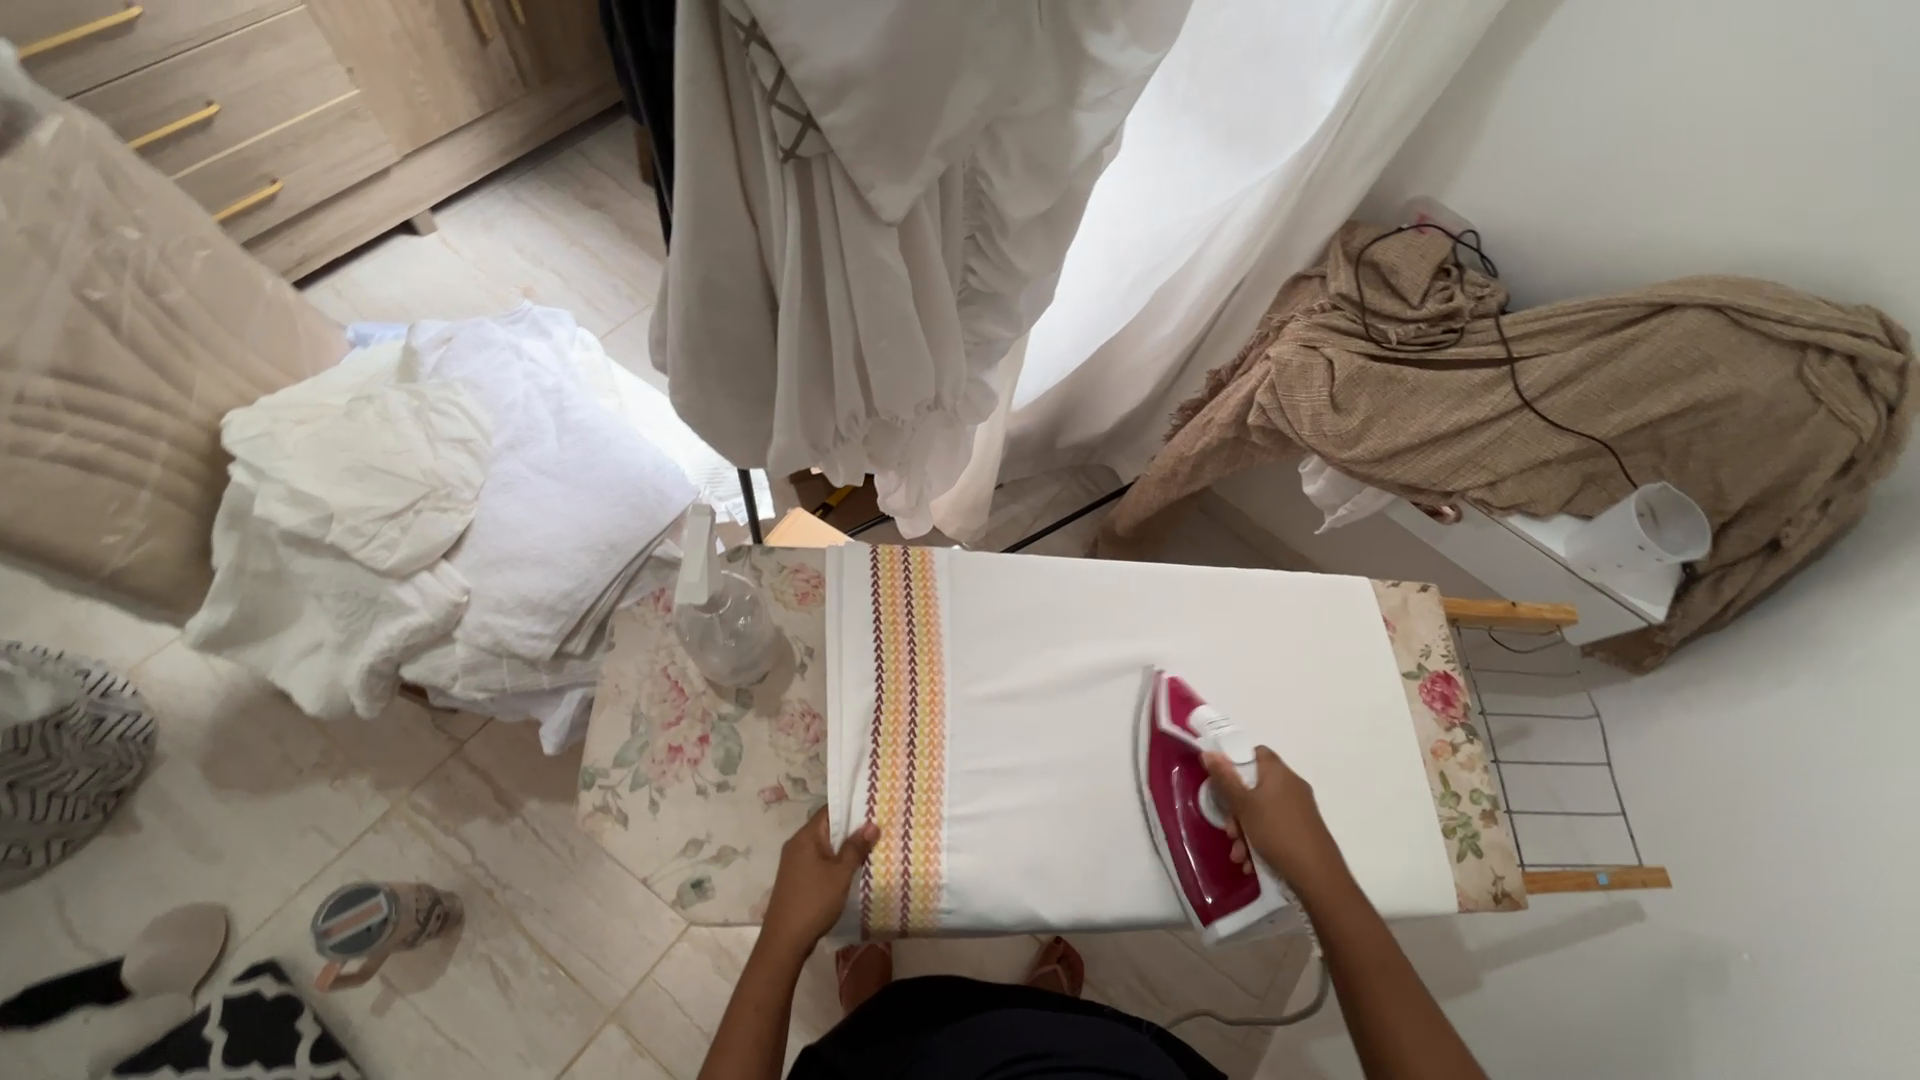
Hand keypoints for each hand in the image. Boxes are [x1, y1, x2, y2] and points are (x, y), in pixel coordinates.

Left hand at [760, 808, 878, 954]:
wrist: (784, 940)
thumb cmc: (814, 901)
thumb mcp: (840, 873)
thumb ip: (855, 848)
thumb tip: (871, 824)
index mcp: (806, 837)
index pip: (829, 810)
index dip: (850, 807)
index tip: (873, 807)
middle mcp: (797, 844)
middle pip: (826, 827)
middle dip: (851, 828)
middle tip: (878, 828)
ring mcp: (794, 862)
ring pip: (823, 846)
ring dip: (843, 847)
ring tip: (870, 846)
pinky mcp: (796, 878)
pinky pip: (818, 861)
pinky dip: (834, 861)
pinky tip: (851, 869)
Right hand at [1202, 746, 1344, 887]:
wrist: (1317, 875)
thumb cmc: (1276, 831)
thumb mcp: (1243, 805)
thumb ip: (1224, 779)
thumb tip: (1209, 753)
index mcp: (1278, 773)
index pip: (1256, 753)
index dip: (1236, 762)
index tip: (1222, 782)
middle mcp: (1291, 786)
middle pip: (1254, 786)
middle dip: (1236, 810)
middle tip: (1229, 830)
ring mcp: (1298, 808)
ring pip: (1261, 811)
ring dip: (1245, 831)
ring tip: (1239, 854)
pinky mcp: (1302, 829)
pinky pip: (1274, 827)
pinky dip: (1260, 841)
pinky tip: (1251, 862)